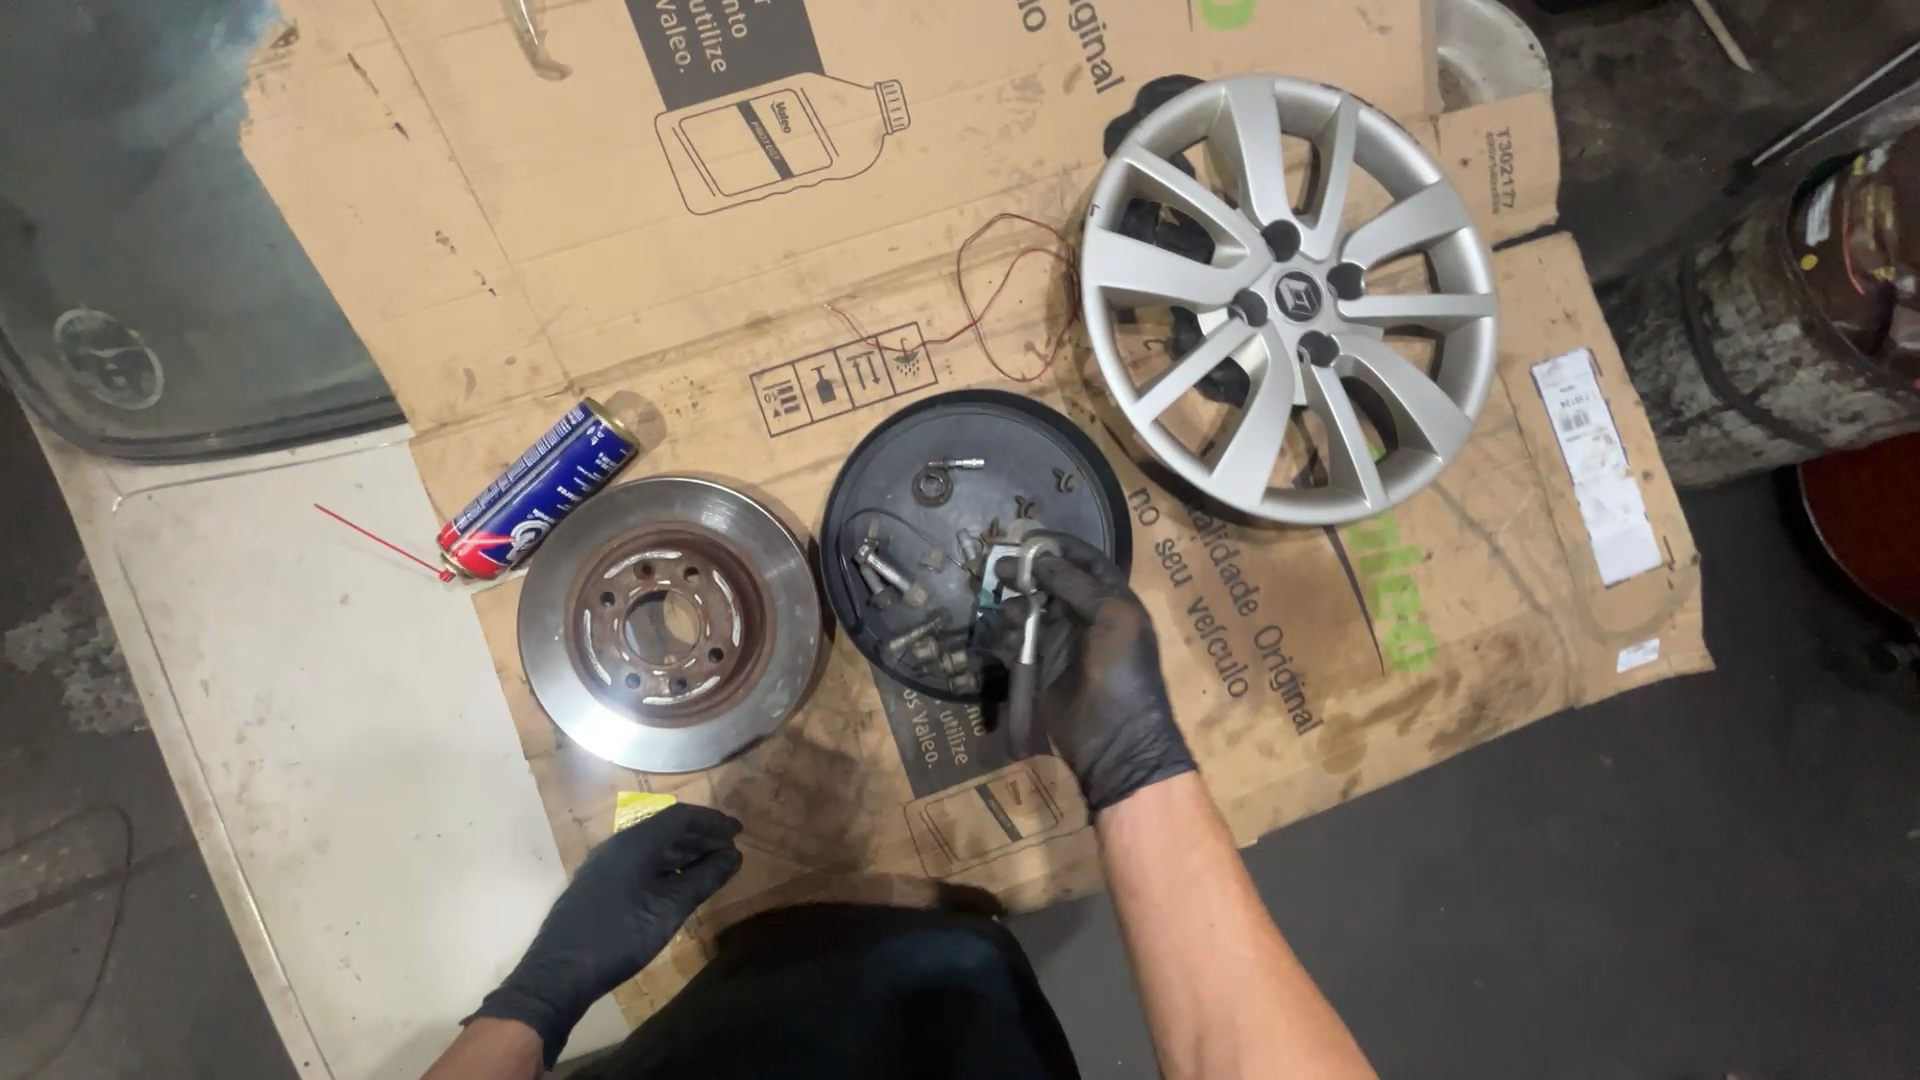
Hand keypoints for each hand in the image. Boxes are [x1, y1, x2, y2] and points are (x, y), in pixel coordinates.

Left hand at [469, 803, 742, 1065]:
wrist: (555, 977)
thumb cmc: (619, 936)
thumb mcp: (670, 908)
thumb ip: (705, 878)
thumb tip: (734, 856)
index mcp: (636, 842)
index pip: (682, 816)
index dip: (713, 821)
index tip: (738, 831)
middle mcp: (619, 844)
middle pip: (667, 828)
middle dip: (700, 836)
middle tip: (728, 849)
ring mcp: (604, 865)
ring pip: (652, 846)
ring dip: (683, 852)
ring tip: (709, 866)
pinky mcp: (596, 885)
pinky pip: (638, 862)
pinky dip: (664, 866)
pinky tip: (676, 885)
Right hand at [993, 533, 1196, 812]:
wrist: (1116, 740)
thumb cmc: (1122, 671)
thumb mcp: (1112, 617)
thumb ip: (1077, 584)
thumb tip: (1042, 560)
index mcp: (1111, 600)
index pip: (1084, 562)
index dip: (1058, 548)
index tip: (1028, 539)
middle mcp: (1085, 616)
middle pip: (1050, 583)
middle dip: (1026, 573)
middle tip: (999, 570)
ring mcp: (1061, 643)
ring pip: (1029, 610)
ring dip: (1013, 605)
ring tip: (1005, 612)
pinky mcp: (1039, 668)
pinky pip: (1016, 641)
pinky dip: (1005, 635)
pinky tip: (1000, 636)